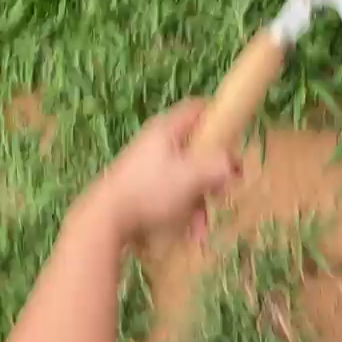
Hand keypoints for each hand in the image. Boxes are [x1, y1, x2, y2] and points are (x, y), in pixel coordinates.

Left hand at [75, 100, 241, 246]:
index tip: (236, 135)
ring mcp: (149, 165)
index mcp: (168, 130)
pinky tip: (189, 233)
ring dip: (200, 201)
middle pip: (197, 147)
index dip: (219, 117)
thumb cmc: (149, 190)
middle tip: (227, 188)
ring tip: (202, 227)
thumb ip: (217, 166)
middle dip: (214, 172)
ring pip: (187, 176)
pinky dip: (184, 210)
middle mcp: (158, 142)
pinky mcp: (143, 187)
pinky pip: (173, 193)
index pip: (197, 109)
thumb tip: (235, 163)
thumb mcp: (190, 176)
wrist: (105, 218)